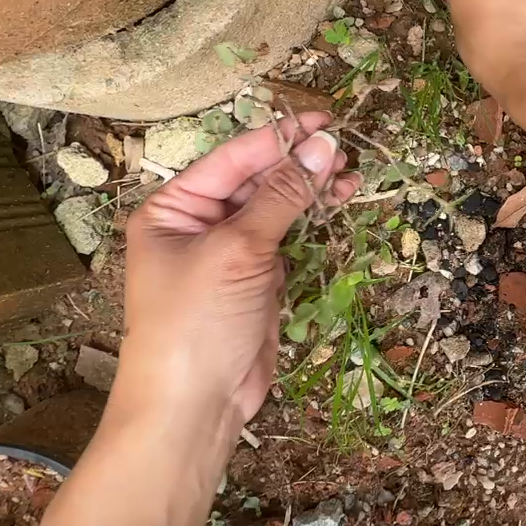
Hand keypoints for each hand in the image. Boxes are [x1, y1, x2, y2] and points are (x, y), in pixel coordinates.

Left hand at [117, 114, 357, 428]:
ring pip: (275, 205)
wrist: (194, 405)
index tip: (324, 120)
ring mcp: (228, 250)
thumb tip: (325, 145)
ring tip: (350, 173)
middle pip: (256, 179)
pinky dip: (311, 218)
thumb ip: (284, 194)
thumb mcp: (239, 249)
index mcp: (174, 208)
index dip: (279, 137)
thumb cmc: (197, 319)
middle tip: (345, 149)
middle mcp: (198, 223)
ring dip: (311, 189)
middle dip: (299, 163)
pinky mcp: (255, 276)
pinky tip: (337, 200)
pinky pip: (286, 234)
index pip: (233, 159)